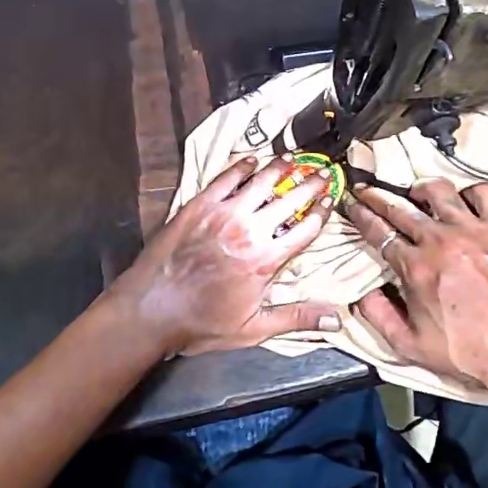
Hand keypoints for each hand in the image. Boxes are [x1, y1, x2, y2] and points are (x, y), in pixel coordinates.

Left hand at [112, 158, 341, 356]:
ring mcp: (223, 214)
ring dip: (279, 169)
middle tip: (322, 172)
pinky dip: (241, 167)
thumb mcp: (254, 328)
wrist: (150, 310)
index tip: (331, 198)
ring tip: (292, 159)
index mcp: (266, 259)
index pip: (306, 229)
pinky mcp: (198, 205)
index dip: (322, 212)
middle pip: (289, 200)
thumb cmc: (202, 324)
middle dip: (310, 184)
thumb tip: (337, 319)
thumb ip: (296, 318)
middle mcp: (249, 230)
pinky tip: (251, 160)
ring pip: (259, 182)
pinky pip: (225, 178)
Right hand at [347, 180, 487, 403]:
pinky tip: (464, 199)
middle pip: (400, 208)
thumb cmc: (471, 353)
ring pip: (439, 192)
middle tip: (366, 190)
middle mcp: (440, 241)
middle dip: (377, 197)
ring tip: (415, 192)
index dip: (361, 216)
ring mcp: (473, 231)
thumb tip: (361, 295)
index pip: (379, 233)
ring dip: (421, 189)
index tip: (352, 206)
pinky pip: (485, 194)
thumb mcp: (410, 346)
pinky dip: (471, 191)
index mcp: (415, 268)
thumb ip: (379, 317)